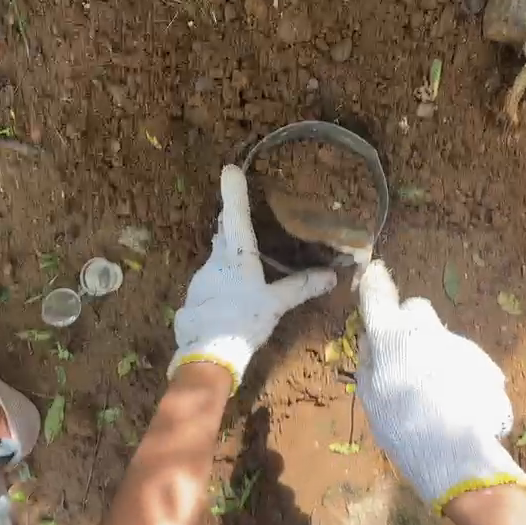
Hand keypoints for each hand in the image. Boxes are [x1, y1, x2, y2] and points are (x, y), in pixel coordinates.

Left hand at [170, 165, 336, 392]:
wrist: (207, 355)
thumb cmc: (244, 322)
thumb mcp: (276, 304)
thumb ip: (301, 287)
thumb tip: (330, 275)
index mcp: (235, 256)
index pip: (234, 216)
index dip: (233, 191)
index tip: (229, 169)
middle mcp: (214, 261)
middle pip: (223, 234)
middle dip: (231, 222)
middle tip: (239, 211)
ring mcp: (201, 279)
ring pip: (217, 260)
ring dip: (229, 257)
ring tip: (246, 262)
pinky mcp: (195, 297)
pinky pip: (211, 282)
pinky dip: (222, 281)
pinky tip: (232, 296)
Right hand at [357, 260, 525, 510]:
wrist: (456, 454)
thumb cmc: (400, 424)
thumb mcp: (369, 395)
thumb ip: (369, 361)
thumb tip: (373, 342)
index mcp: (392, 334)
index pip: (378, 294)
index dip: (373, 282)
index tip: (372, 274)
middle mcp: (427, 330)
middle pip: (416, 310)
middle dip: (409, 326)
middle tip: (404, 357)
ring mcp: (461, 345)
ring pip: (442, 338)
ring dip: (435, 355)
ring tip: (433, 396)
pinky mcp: (486, 365)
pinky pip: (464, 363)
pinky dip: (458, 377)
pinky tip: (456, 407)